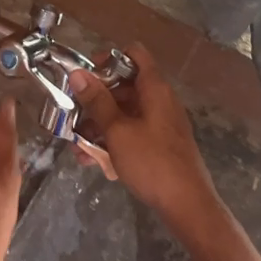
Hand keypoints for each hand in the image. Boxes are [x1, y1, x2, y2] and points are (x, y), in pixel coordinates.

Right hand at [70, 43, 217, 223]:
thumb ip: (97, 101)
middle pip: (125, 85)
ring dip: (100, 124)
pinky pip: (132, 132)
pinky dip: (113, 140)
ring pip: (125, 112)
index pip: (133, 54)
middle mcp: (160, 100)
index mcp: (154, 88)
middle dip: (96, 98)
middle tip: (73, 113)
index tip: (86, 75)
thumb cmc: (152, 162)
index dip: (108, 58)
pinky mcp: (161, 144)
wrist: (188, 206)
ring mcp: (161, 123)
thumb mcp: (117, 131)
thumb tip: (77, 73)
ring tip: (76, 144)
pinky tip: (93, 161)